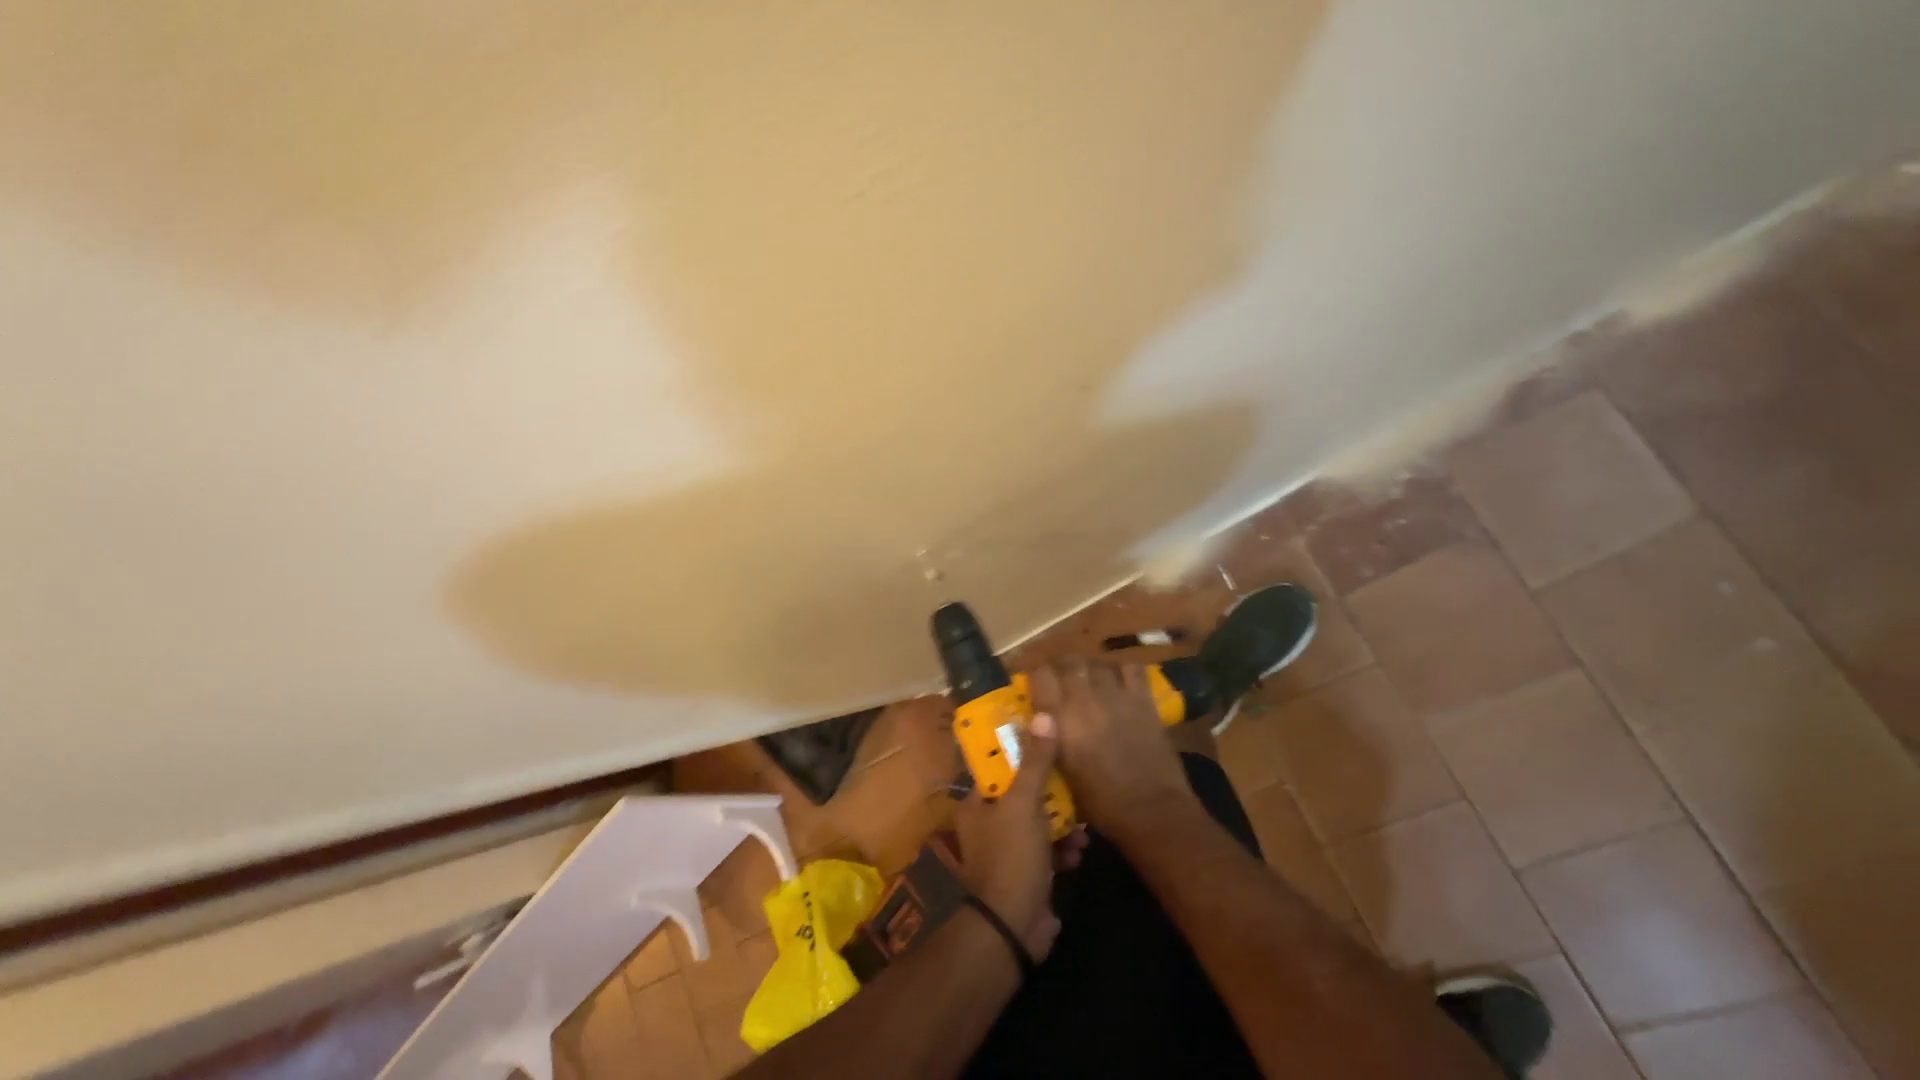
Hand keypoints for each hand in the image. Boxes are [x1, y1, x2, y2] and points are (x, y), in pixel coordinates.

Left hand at [952, 712, 1064, 960]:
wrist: (1013, 927)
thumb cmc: (1012, 856)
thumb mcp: (1024, 804)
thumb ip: (1036, 761)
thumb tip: (1043, 714)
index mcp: (977, 803)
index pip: (998, 765)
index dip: (1023, 751)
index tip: (1051, 741)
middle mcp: (988, 823)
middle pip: (1025, 792)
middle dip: (1054, 793)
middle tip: (1077, 788)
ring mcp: (1008, 850)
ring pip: (1041, 822)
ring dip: (1064, 824)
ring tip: (1082, 830)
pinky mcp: (1029, 873)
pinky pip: (1050, 850)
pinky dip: (1064, 849)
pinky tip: (1078, 853)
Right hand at [1026, 661, 1194, 841]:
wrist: (1151, 809)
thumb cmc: (1101, 803)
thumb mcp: (1062, 774)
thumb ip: (1048, 743)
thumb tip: (1039, 724)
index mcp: (1060, 720)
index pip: (1040, 675)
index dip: (1035, 673)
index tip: (1033, 679)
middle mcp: (1085, 699)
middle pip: (1068, 661)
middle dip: (1061, 665)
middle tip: (1059, 676)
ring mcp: (1116, 695)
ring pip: (1097, 662)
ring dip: (1089, 666)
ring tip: (1087, 676)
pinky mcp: (1143, 699)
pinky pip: (1130, 667)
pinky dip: (1120, 667)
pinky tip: (1117, 677)